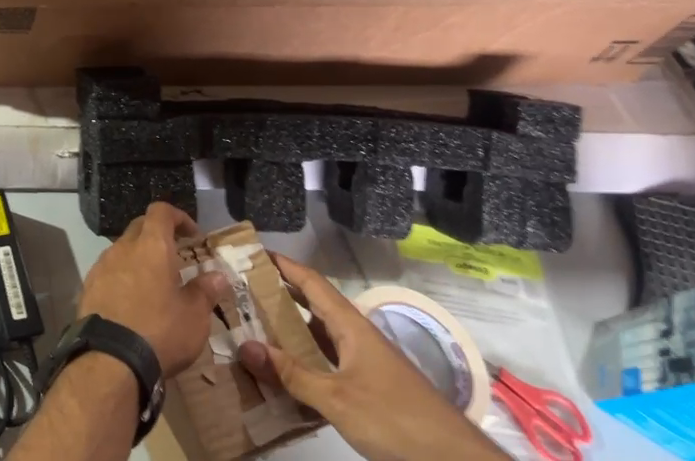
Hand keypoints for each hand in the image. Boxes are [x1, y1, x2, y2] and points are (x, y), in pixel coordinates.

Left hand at [77, 202, 229, 376]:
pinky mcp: (88, 286)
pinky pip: (109, 271)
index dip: (177, 216)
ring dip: (139, 258)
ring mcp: (101, 266)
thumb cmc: (160, 331)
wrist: (110, 359)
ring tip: (155, 283)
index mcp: (151, 246)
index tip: (192, 234)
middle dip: (158, 235)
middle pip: (140, 227)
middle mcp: (122, 248)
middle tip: (176, 257)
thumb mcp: (194, 316)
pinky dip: (123, 277)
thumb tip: (217, 276)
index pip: (160, 211)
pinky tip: (132, 301)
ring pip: (122, 249)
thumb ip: (205, 291)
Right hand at [238, 253, 507, 460]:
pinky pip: (328, 360)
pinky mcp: (369, 385)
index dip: (283, 265)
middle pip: (314, 305)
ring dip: (290, 328)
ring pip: (320, 335)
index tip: (252, 253)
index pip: (312, 282)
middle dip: (280, 294)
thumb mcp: (337, 398)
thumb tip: (245, 346)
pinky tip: (286, 371)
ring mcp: (365, 361)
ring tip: (254, 326)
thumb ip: (292, 374)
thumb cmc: (395, 418)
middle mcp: (357, 336)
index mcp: (351, 326)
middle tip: (242, 290)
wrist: (452, 459)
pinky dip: (305, 358)